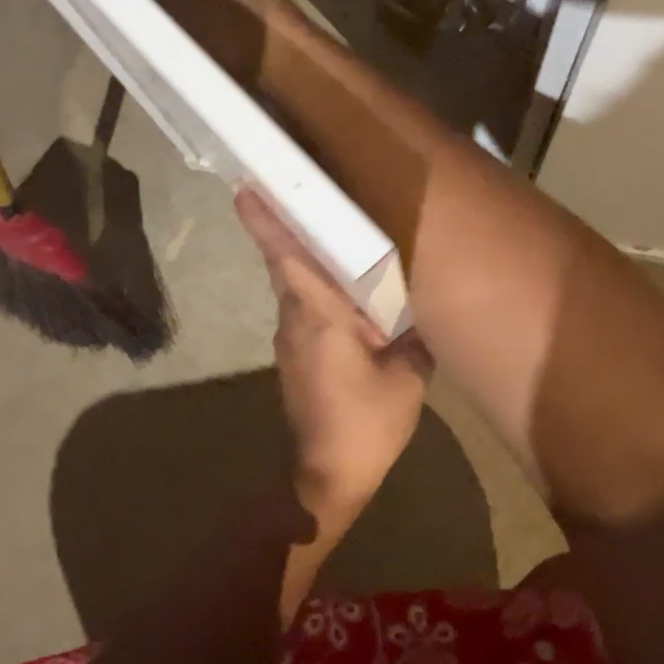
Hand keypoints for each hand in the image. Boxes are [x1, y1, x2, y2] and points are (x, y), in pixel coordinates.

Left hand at [235, 189, 429, 510]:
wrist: (328, 476)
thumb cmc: (366, 424)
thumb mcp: (408, 379)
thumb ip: (414, 338)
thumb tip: (419, 316)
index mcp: (318, 315)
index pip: (286, 256)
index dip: (266, 221)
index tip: (245, 188)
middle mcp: (293, 320)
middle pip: (285, 263)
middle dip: (282, 226)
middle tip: (292, 189)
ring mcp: (288, 341)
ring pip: (293, 287)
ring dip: (301, 258)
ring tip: (325, 230)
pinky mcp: (293, 359)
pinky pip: (302, 310)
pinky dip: (314, 289)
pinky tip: (341, 289)